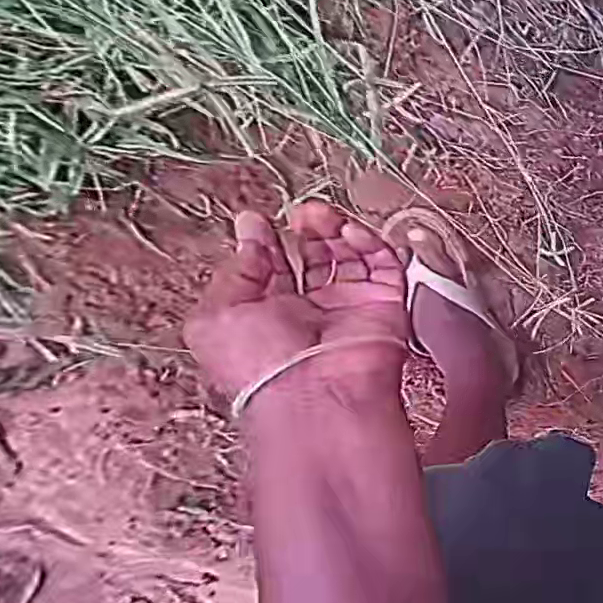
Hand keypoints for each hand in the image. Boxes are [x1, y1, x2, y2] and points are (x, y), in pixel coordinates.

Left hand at [184, 201, 408, 411]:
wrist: (316, 390)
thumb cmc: (260, 365)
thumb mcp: (216, 313)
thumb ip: (237, 269)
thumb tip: (251, 232)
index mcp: (270, 314)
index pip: (274, 267)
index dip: (268, 241)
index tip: (261, 220)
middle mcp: (313, 309)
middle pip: (317, 257)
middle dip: (308, 231)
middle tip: (303, 212)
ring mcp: (352, 304)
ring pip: (351, 255)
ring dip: (337, 230)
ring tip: (323, 215)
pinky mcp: (386, 302)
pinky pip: (384, 264)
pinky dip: (371, 243)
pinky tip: (351, 231)